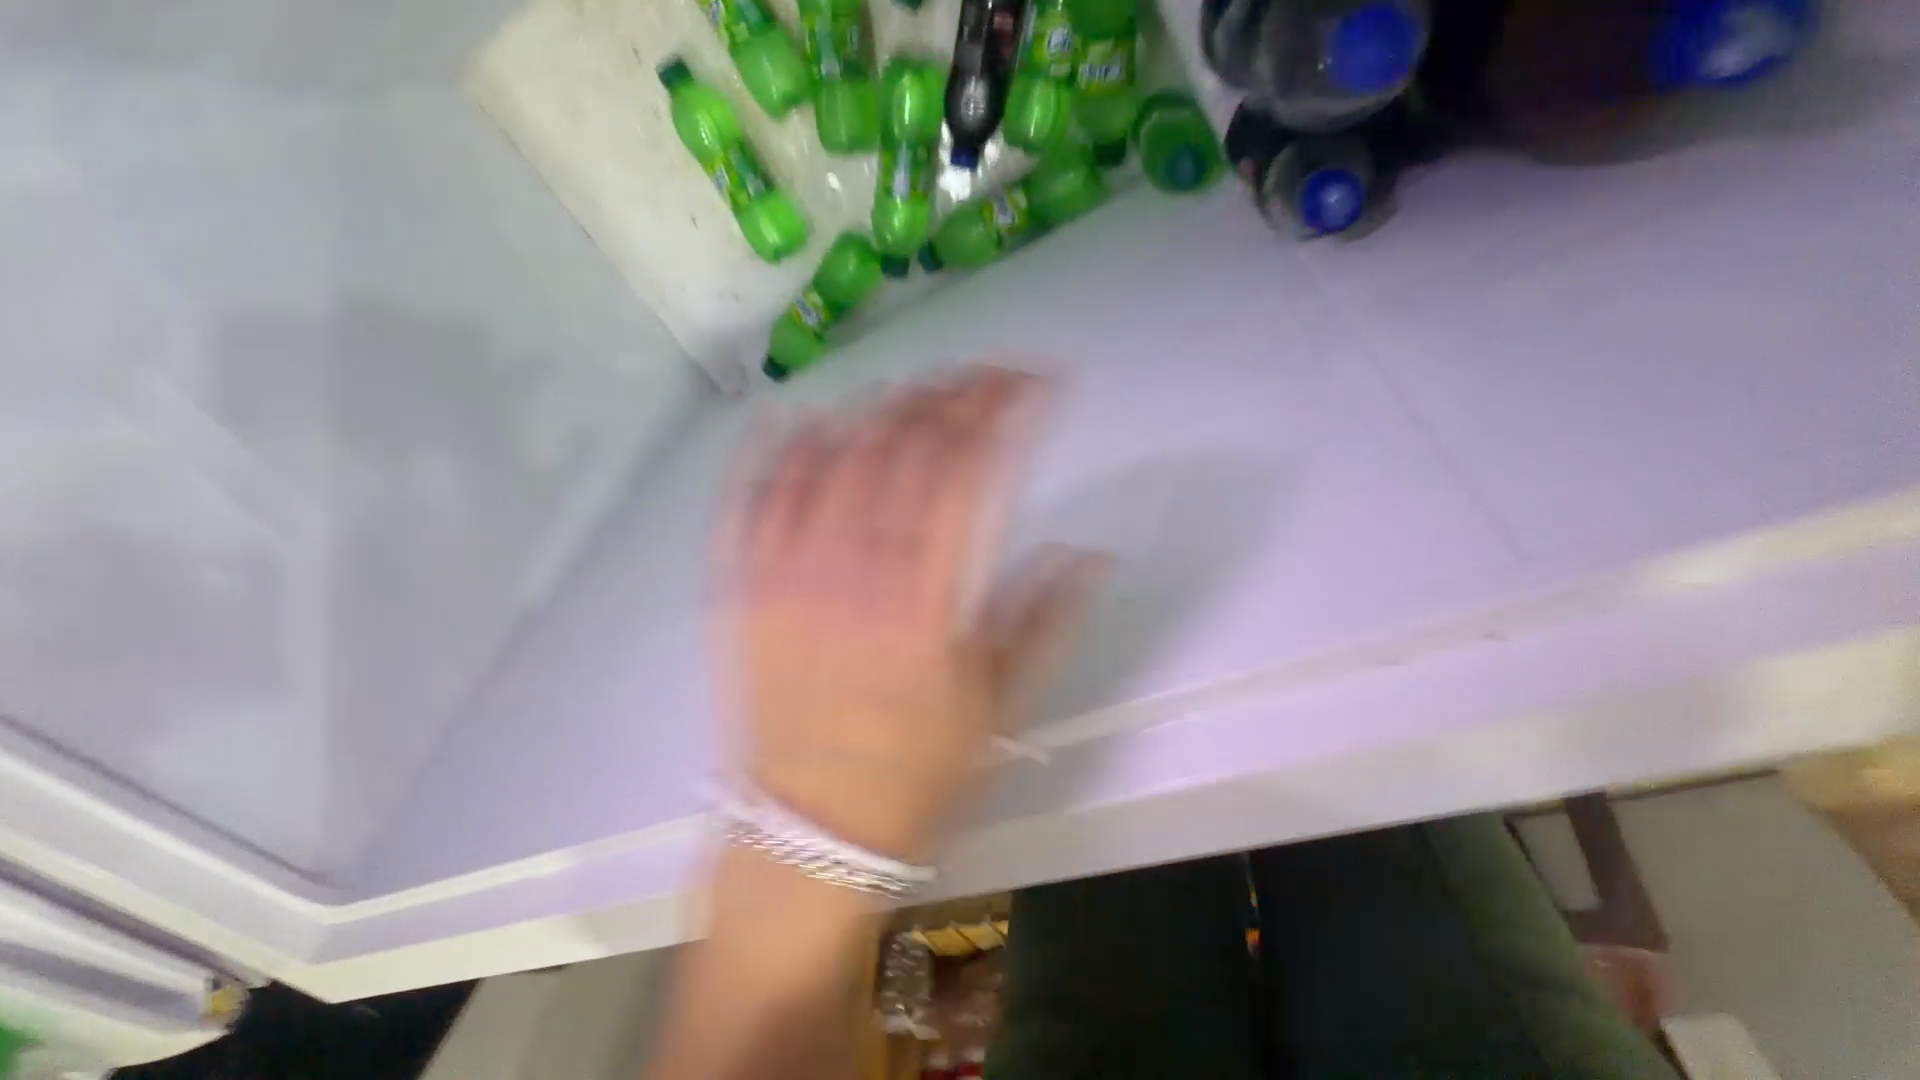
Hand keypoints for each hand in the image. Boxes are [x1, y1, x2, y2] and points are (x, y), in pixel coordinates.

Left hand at [723, 366, 1102, 859]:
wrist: (808, 826)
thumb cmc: (915, 770)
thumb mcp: (999, 705)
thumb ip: (1044, 618)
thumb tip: (1090, 550)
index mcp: (929, 598)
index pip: (971, 468)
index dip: (1005, 408)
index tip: (1033, 381)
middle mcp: (856, 569)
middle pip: (904, 445)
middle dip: (950, 393)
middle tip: (980, 377)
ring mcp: (788, 570)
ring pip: (830, 455)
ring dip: (877, 408)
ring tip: (912, 390)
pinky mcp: (739, 585)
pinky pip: (750, 496)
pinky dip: (777, 447)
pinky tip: (802, 415)